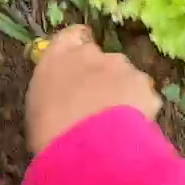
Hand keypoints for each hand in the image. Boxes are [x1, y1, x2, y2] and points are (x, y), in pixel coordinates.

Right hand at [26, 25, 161, 154]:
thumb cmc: (48, 132)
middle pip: (102, 59)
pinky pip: (144, 97)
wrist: (83, 148)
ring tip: (115, 123)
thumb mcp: (38, 107)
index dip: (79, 48)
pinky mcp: (145, 87)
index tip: (79, 66)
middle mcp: (91, 54)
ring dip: (122, 93)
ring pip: (126, 77)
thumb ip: (54, 89)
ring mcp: (121, 68)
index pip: (73, 36)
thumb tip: (63, 93)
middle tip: (96, 105)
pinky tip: (130, 131)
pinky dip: (140, 110)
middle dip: (103, 77)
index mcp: (58, 56)